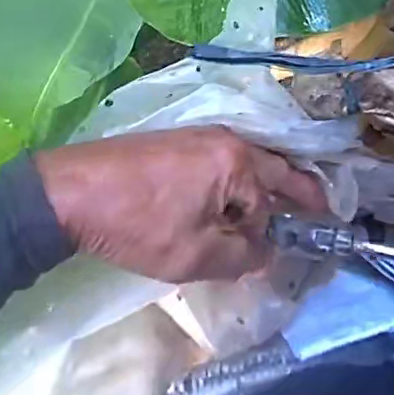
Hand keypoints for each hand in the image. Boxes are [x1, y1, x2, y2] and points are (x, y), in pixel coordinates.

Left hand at [36, 127, 327, 282]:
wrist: (72, 191)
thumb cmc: (137, 224)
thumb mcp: (192, 255)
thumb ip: (240, 258)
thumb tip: (265, 252)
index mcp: (236, 162)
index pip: (267, 206)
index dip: (264, 238)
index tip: (269, 260)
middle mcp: (227, 139)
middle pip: (274, 168)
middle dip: (299, 190)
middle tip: (322, 209)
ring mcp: (201, 134)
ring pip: (249, 161)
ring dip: (265, 185)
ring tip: (275, 209)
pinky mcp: (180, 139)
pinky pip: (224, 159)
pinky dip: (237, 179)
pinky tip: (228, 198)